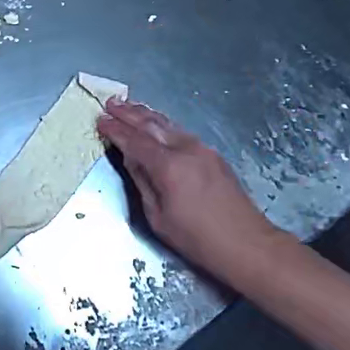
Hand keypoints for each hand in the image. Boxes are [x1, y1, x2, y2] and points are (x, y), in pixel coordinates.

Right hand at [97, 100, 287, 280]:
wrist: (249, 245)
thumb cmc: (199, 239)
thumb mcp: (159, 217)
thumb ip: (142, 182)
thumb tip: (131, 159)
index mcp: (168, 166)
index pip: (134, 140)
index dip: (115, 130)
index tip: (100, 121)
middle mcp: (185, 149)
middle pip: (150, 124)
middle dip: (128, 113)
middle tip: (109, 103)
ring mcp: (202, 149)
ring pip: (167, 124)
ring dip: (145, 113)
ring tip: (127, 105)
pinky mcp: (212, 154)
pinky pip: (179, 131)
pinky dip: (161, 123)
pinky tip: (154, 122)